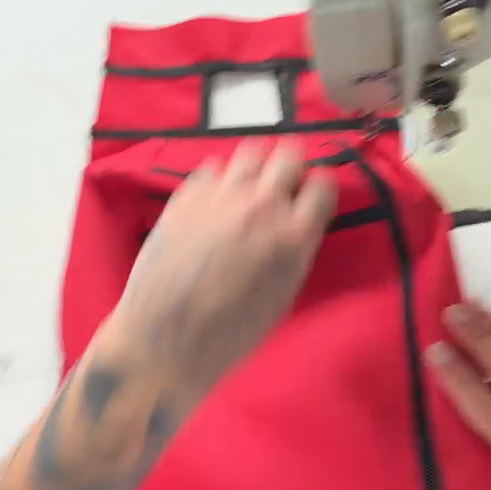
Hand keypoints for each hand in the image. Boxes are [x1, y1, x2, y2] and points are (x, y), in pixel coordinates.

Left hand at [104, 140, 335, 392]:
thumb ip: (295, 248)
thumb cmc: (232, 333)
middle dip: (291, 165)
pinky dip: (218, 180)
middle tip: (282, 182)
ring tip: (248, 186)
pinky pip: (212, 168)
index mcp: (294, 236)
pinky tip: (213, 202)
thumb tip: (297, 223)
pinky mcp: (187, 194)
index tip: (310, 197)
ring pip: (251, 150)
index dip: (318, 188)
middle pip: (290, 153)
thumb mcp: (283, 294)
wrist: (167, 338)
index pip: (323, 183)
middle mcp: (262, 205)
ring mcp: (222, 195)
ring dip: (255, 165)